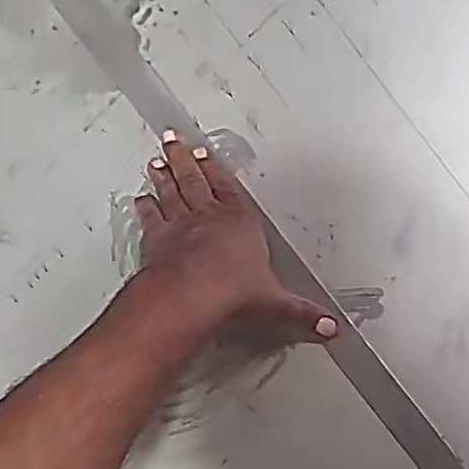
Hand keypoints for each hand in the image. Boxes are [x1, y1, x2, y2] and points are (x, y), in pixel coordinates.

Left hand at [132, 130, 336, 341]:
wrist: (191, 297)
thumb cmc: (231, 292)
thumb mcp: (277, 304)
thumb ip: (303, 313)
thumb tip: (328, 326)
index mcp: (240, 224)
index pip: (229, 191)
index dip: (218, 173)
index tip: (209, 157)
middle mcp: (208, 218)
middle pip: (195, 180)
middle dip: (185, 160)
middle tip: (176, 142)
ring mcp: (179, 226)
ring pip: (170, 191)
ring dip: (164, 175)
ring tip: (158, 162)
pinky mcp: (157, 241)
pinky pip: (149, 217)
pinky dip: (144, 207)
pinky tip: (140, 200)